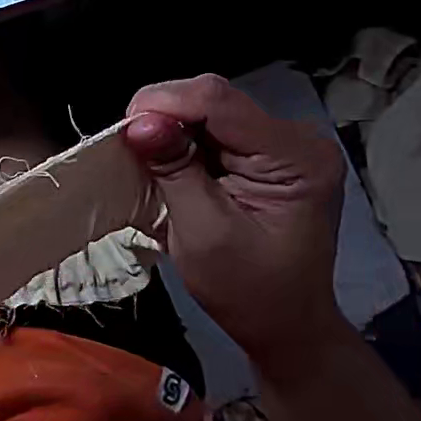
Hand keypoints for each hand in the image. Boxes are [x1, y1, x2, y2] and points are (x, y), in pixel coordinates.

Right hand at [123, 75, 349, 370]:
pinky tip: (165, 163)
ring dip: (165, 128)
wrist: (283, 323)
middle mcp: (293, 137)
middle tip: (130, 151)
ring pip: (202, 107)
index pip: (217, 100)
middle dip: (160, 116)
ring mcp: (278, 142)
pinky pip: (206, 126)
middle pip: (209, 97)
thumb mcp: (203, 233)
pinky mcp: (260, 150)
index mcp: (295, 156)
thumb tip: (138, 123)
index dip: (163, 105)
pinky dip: (176, 140)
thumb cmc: (247, 289)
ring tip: (145, 160)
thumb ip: (174, 170)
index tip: (125, 134)